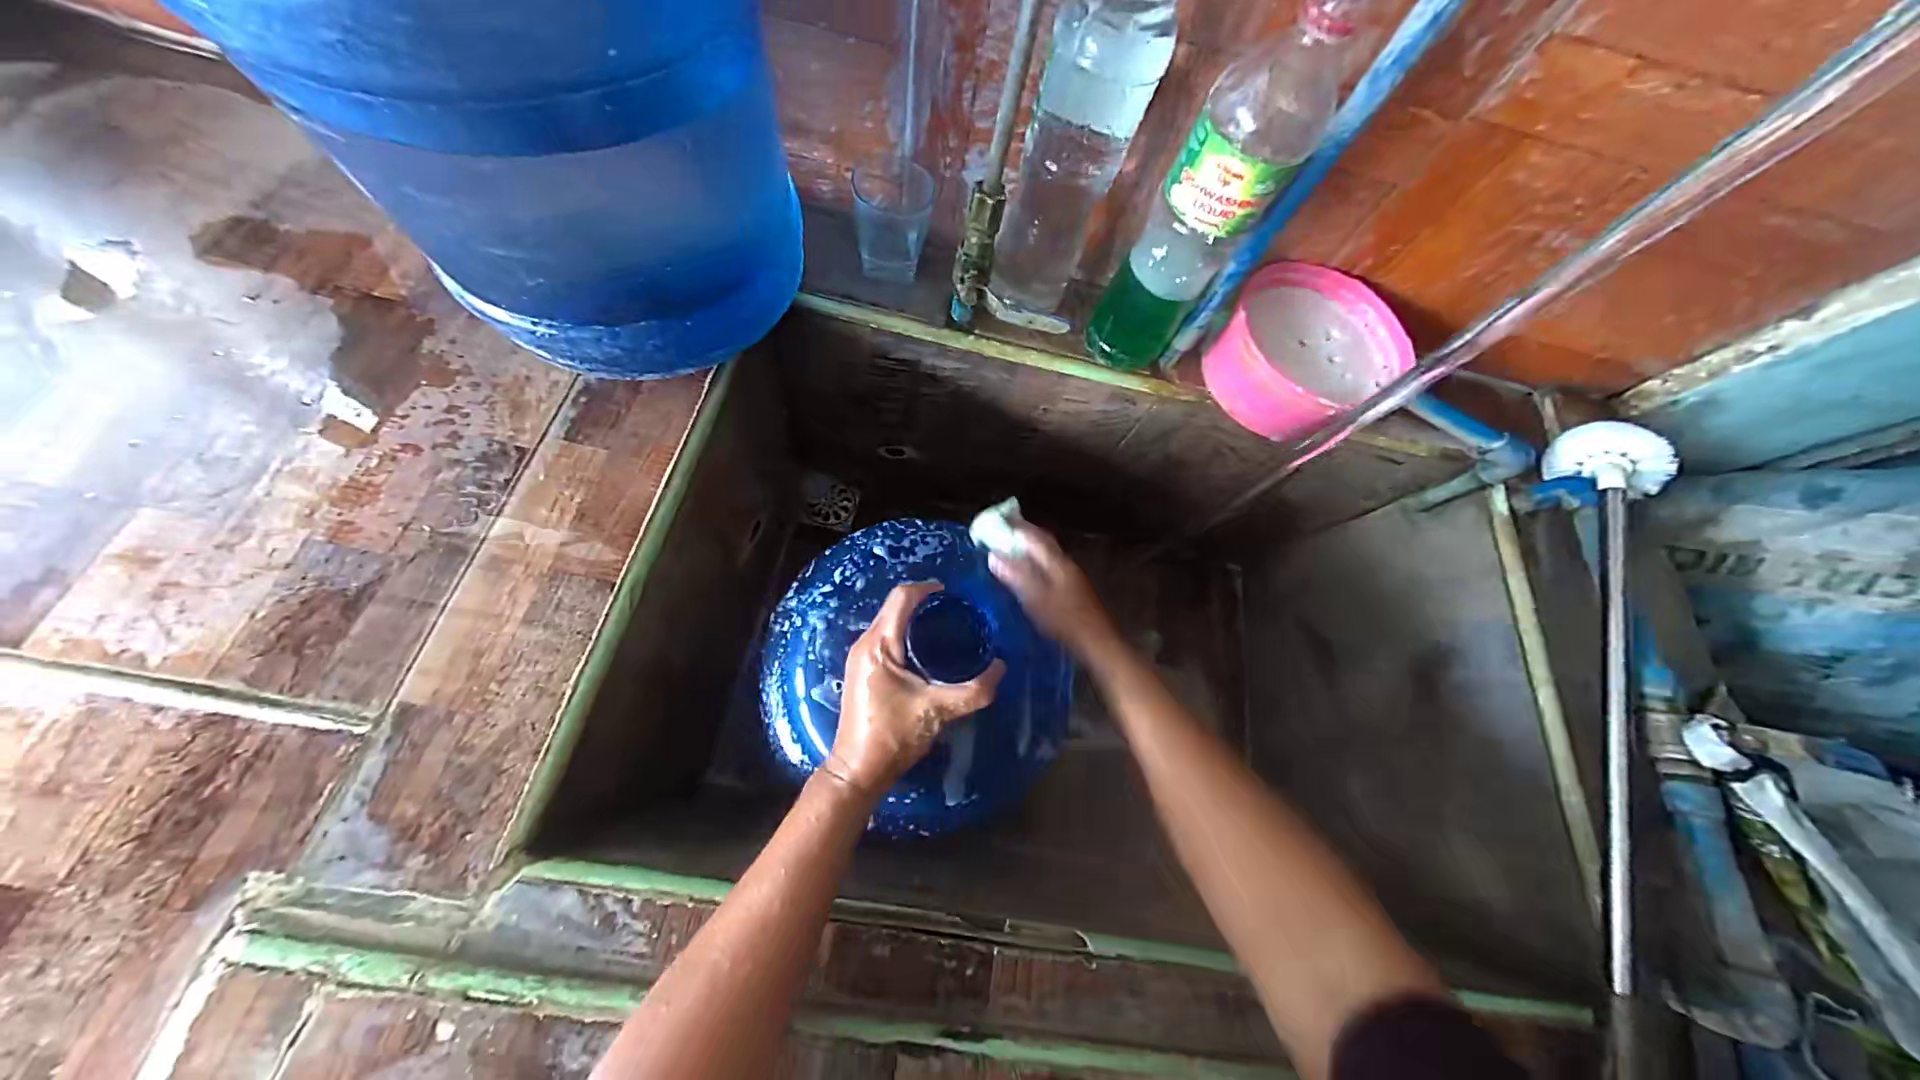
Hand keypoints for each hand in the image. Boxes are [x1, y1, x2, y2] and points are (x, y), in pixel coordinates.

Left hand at [826, 582, 1004, 798]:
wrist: (858, 771)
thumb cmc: (893, 736)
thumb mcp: (938, 711)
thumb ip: (974, 690)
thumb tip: (1002, 668)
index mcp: (879, 644)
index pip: (901, 597)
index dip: (928, 588)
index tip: (953, 595)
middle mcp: (865, 644)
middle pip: (895, 607)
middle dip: (925, 604)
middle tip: (957, 613)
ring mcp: (861, 658)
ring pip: (890, 624)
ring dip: (916, 621)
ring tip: (948, 629)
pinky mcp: (863, 671)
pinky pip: (887, 640)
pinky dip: (908, 636)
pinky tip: (929, 653)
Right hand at [986, 523, 1118, 658]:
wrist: (1097, 642)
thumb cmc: (1065, 621)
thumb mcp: (1035, 599)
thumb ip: (1015, 576)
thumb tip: (993, 555)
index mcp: (1057, 561)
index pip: (1033, 535)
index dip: (1013, 527)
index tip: (993, 522)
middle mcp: (1065, 562)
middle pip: (1042, 540)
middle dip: (1021, 533)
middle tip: (999, 531)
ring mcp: (1071, 575)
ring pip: (1047, 552)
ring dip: (1028, 546)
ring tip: (1008, 548)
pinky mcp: (1073, 588)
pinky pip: (1049, 564)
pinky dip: (1035, 560)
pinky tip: (1026, 571)